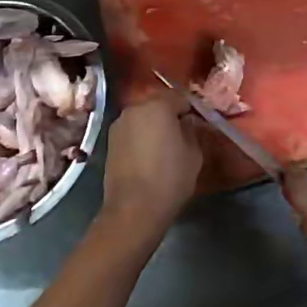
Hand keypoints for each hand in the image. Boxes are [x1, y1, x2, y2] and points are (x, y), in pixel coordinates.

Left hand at [100, 95, 201, 235]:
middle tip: (181, 134)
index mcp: (158, 106)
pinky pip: (131, 131)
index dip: (190, 109)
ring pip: (142, 117)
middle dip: (169, 114)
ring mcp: (119, 125)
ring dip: (153, 125)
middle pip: (157, 104)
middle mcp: (135, 109)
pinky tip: (148, 155)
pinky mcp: (110, 142)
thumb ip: (191, 130)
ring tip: (163, 146)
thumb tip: (186, 123)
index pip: (179, 97)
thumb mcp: (194, 154)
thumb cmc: (170, 178)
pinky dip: (140, 137)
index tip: (197, 123)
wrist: (134, 209)